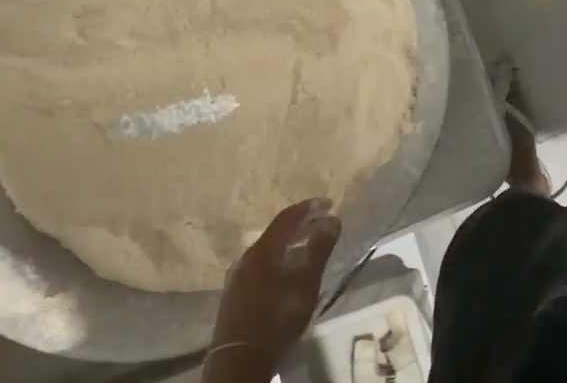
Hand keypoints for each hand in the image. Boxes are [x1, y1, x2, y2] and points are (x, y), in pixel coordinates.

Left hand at [203, 198, 341, 382]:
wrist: (239, 362)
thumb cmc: (278, 318)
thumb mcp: (306, 283)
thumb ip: (320, 248)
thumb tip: (332, 220)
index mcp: (263, 251)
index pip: (287, 218)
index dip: (309, 208)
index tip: (329, 203)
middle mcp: (246, 259)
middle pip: (276, 234)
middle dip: (301, 226)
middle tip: (323, 224)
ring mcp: (236, 278)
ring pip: (267, 251)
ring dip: (290, 244)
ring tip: (309, 248)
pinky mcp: (234, 296)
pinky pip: (260, 266)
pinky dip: (278, 260)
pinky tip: (288, 273)